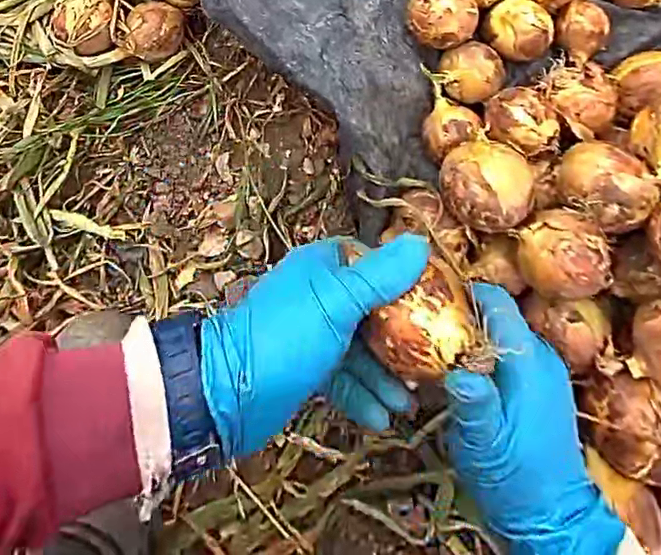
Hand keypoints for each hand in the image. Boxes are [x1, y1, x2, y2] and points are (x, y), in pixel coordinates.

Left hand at [199, 234, 429, 456]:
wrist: (225, 393)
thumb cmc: (287, 336)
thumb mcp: (338, 302)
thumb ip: (381, 276)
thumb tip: (421, 242)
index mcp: (324, 265)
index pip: (374, 264)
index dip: (405, 282)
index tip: (435, 305)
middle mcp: (320, 294)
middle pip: (372, 310)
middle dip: (400, 340)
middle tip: (429, 364)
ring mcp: (312, 332)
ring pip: (360, 348)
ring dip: (384, 375)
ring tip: (408, 404)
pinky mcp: (306, 368)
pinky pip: (343, 377)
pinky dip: (361, 394)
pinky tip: (381, 418)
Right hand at [445, 284, 626, 554]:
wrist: (555, 520)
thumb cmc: (515, 480)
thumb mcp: (484, 443)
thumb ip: (473, 402)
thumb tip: (456, 370)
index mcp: (527, 357)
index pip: (496, 299)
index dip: (463, 293)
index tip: (434, 300)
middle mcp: (541, 353)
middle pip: (498, 313)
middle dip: (464, 315)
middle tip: (430, 327)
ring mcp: (545, 368)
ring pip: (504, 332)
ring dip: (475, 337)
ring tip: (441, 353)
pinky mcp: (544, 385)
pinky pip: (512, 353)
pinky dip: (488, 355)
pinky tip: (467, 377)